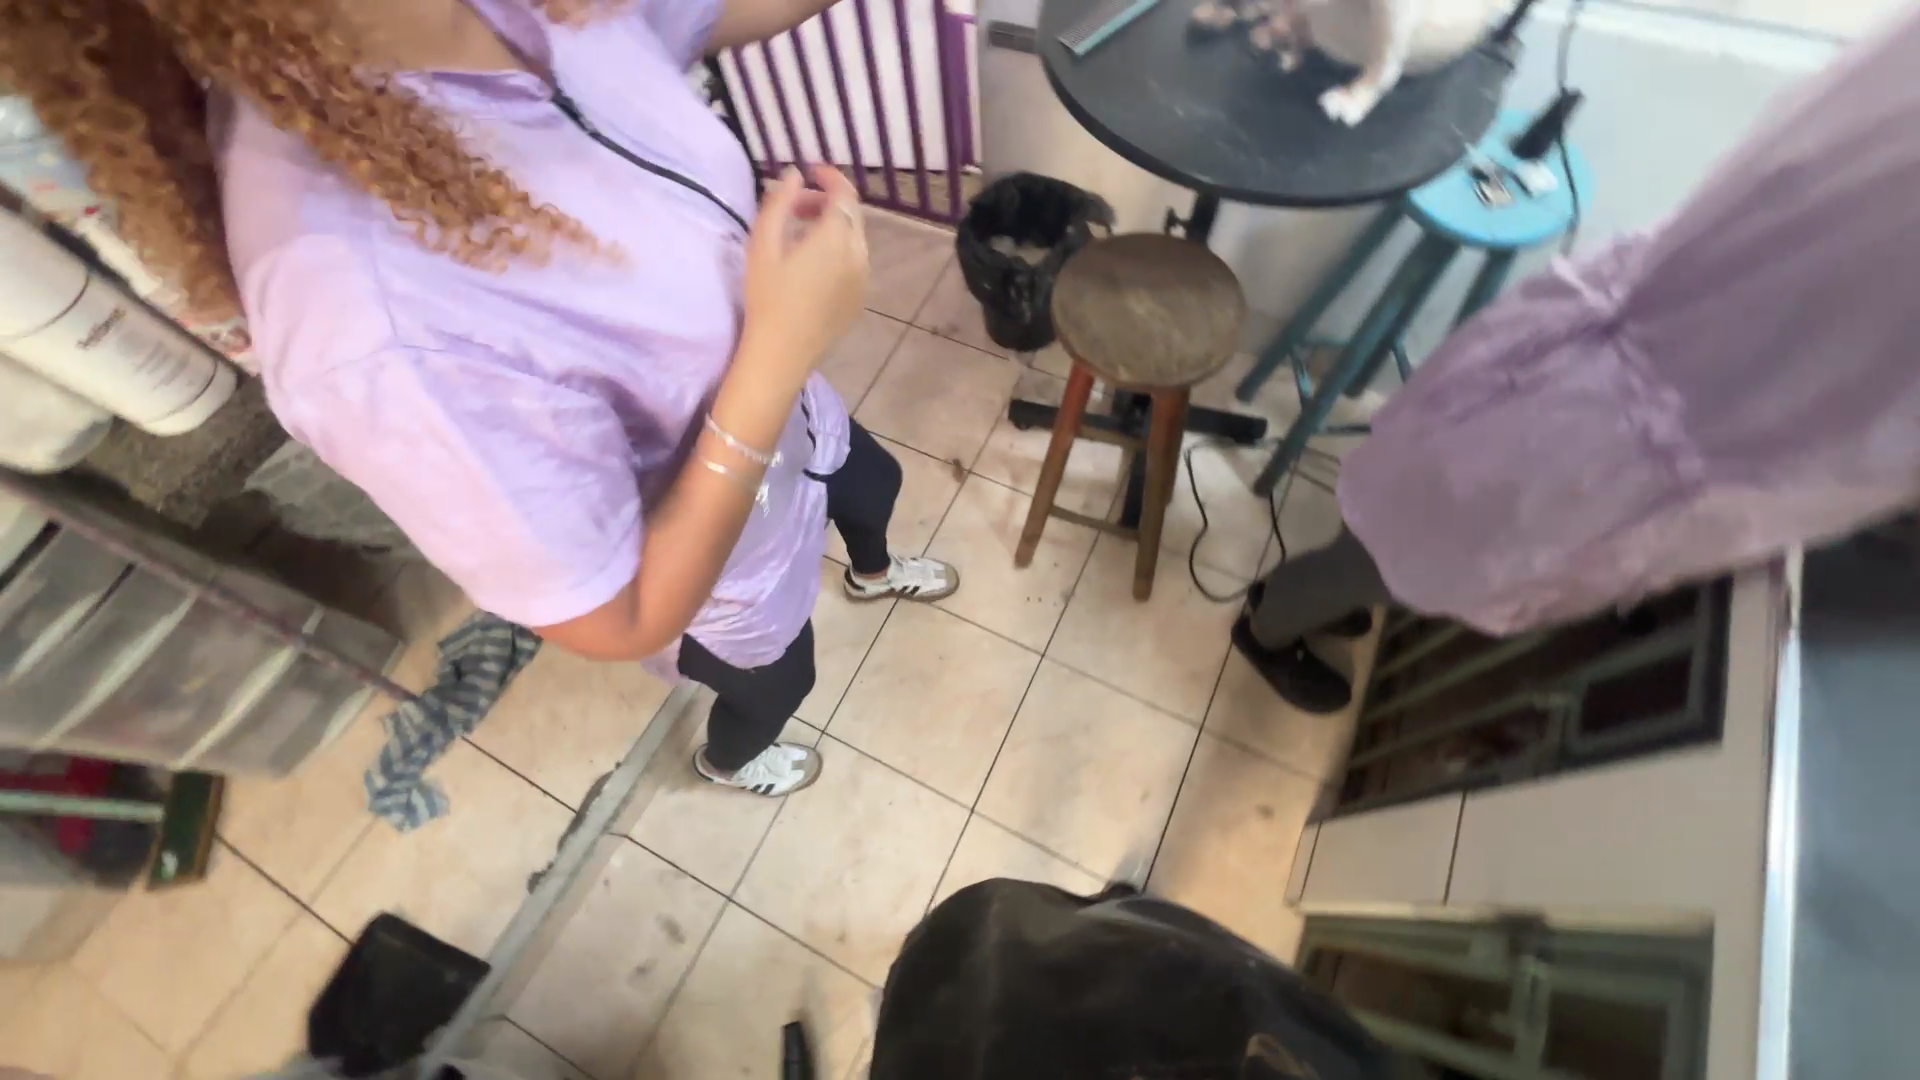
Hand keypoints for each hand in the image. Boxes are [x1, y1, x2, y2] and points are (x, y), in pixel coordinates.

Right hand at [738, 165, 869, 384]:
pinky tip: (813, 264)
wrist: (783, 351)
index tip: (810, 170)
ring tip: (800, 235)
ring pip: (855, 240)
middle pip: (851, 215)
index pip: (844, 193)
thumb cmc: (768, 296)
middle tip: (795, 205)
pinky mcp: (859, 299)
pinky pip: (856, 263)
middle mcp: (858, 255)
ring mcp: (863, 280)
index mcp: (836, 237)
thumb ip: (780, 201)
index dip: (829, 176)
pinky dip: (840, 251)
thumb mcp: (764, 242)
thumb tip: (794, 175)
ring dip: (833, 227)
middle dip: (827, 202)